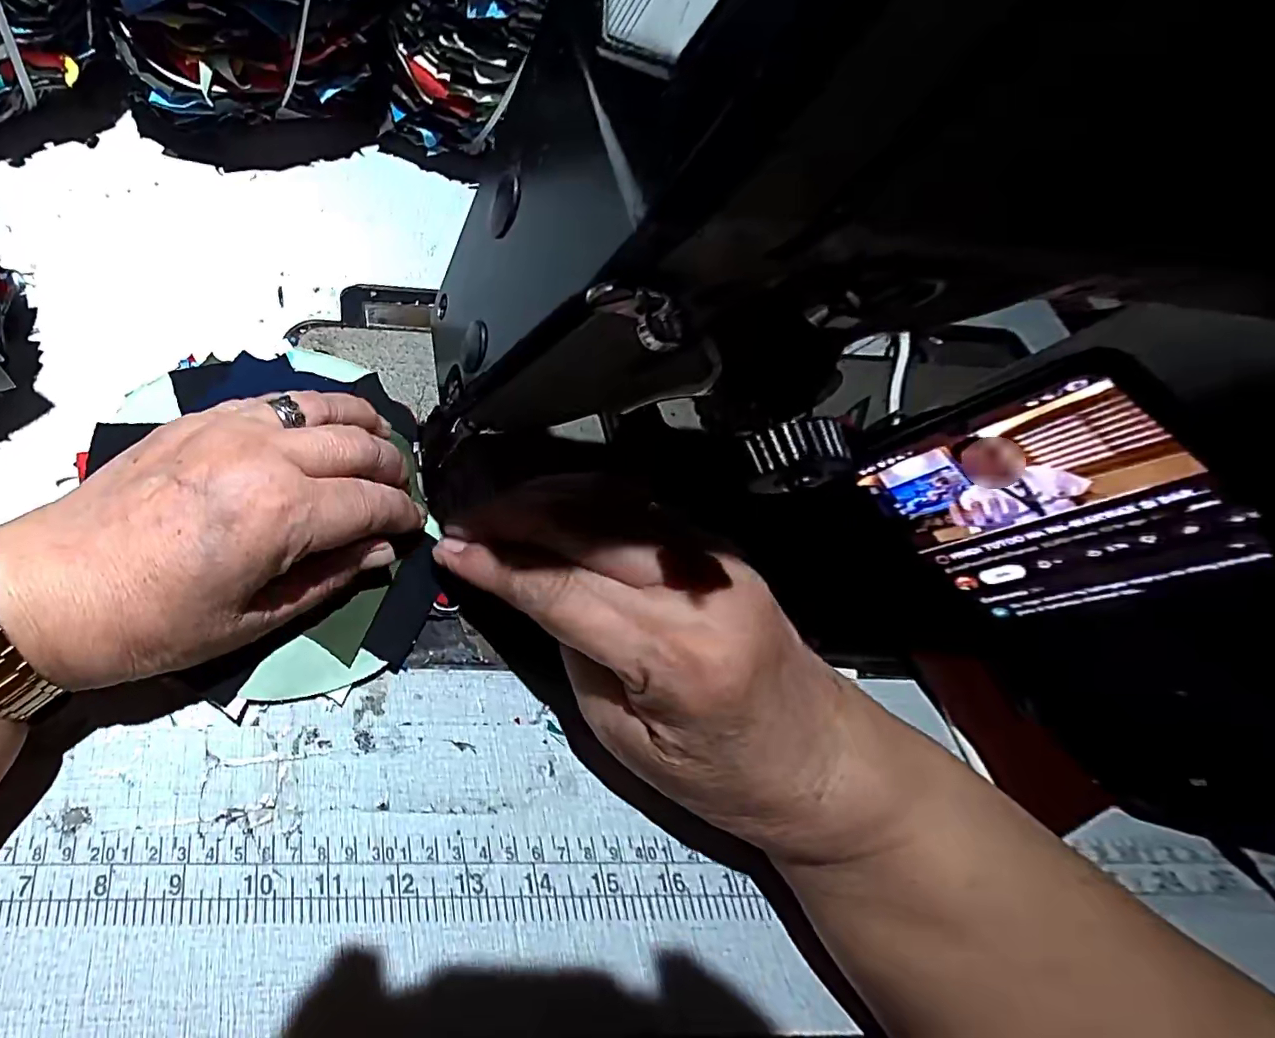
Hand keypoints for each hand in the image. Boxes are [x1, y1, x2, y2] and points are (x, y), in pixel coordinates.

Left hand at [0, 392, 423, 690]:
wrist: (49, 588)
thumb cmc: (150, 624)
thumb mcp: (250, 623)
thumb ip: (326, 579)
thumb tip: (378, 552)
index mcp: (283, 513)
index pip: (370, 502)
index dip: (402, 514)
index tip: (413, 526)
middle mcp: (266, 455)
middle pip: (358, 446)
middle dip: (392, 468)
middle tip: (401, 489)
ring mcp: (230, 427)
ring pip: (322, 407)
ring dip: (362, 424)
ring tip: (379, 442)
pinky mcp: (200, 418)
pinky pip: (276, 399)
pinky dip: (313, 409)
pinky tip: (318, 425)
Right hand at [432, 477, 912, 865]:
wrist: (823, 763)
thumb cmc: (723, 776)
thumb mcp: (625, 737)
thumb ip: (577, 652)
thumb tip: (534, 591)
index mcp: (673, 654)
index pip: (561, 588)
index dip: (497, 564)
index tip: (451, 548)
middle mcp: (697, 591)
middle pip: (584, 529)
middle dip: (512, 516)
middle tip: (463, 522)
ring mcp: (715, 561)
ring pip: (610, 504)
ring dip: (543, 498)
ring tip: (494, 511)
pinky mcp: (719, 550)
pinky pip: (637, 510)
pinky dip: (582, 501)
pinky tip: (549, 507)